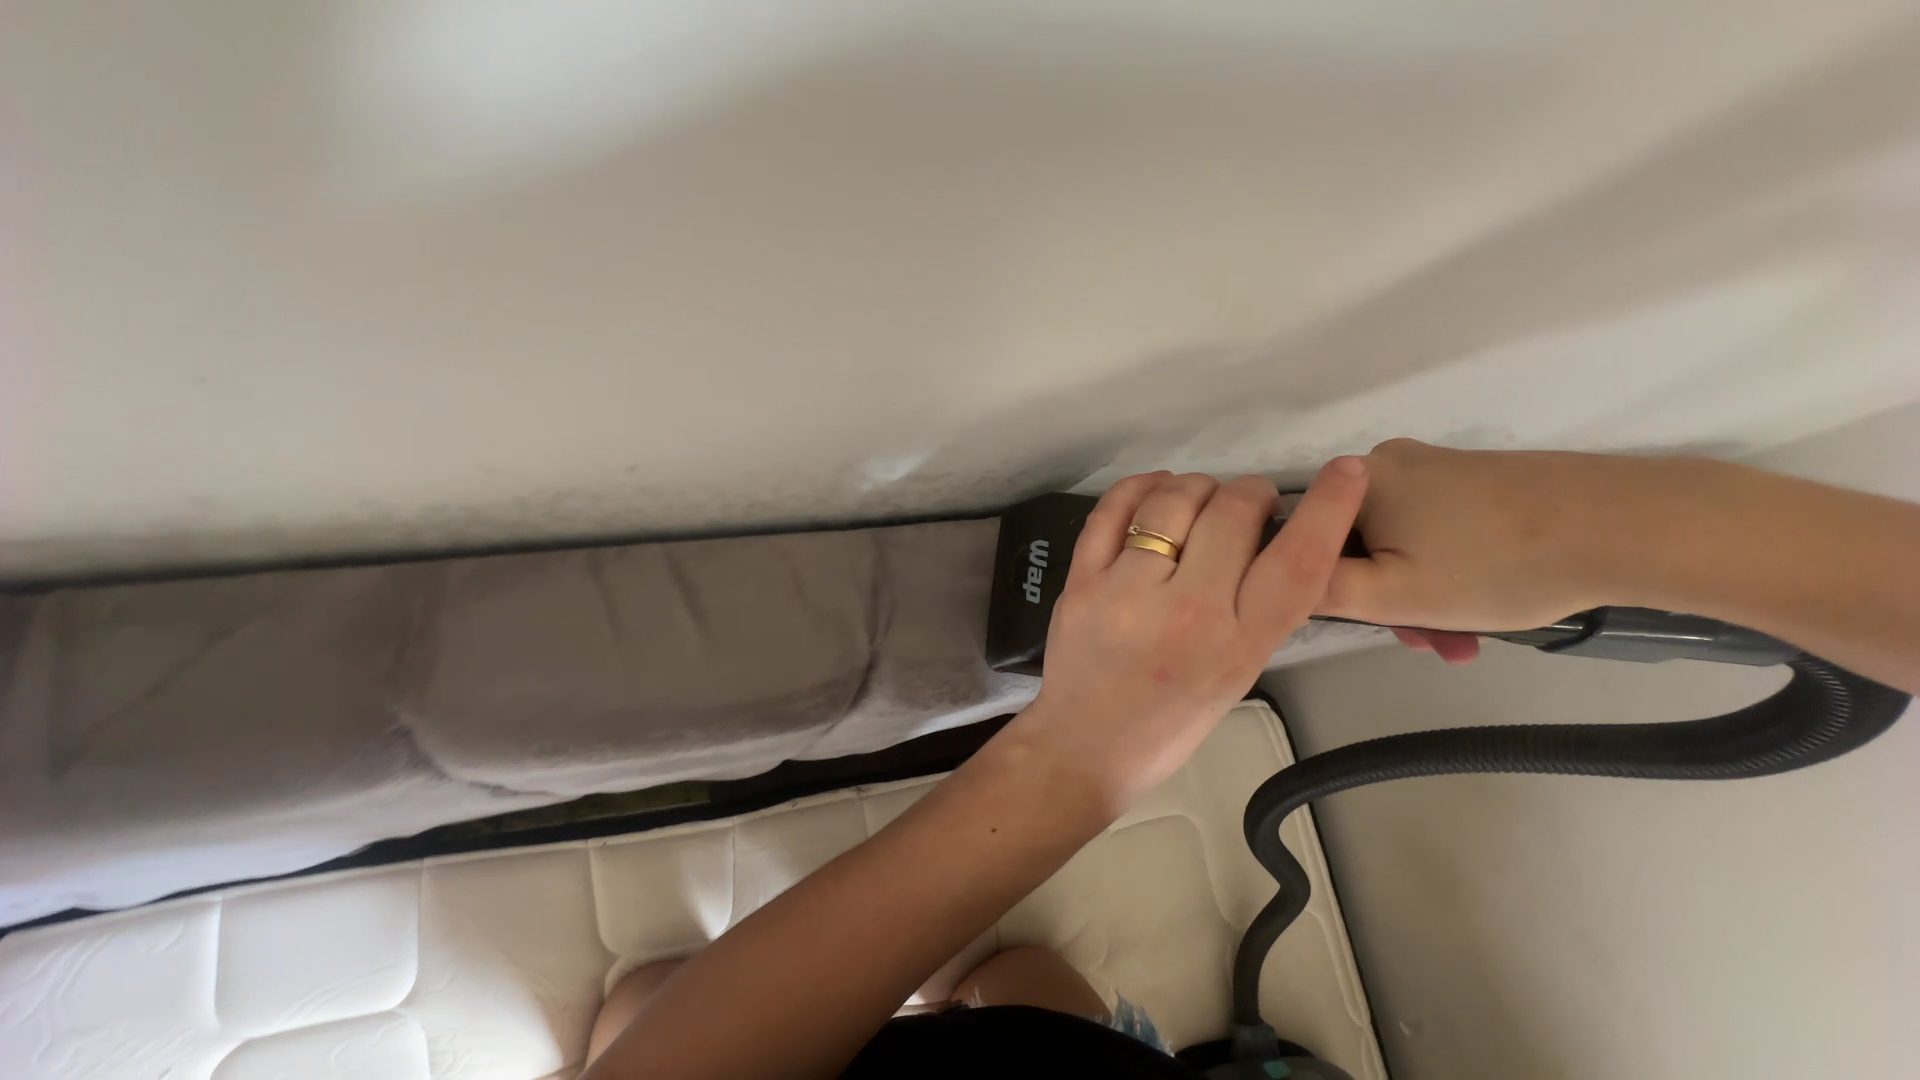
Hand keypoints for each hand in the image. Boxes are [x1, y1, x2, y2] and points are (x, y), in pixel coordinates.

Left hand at [1021, 460, 1368, 807]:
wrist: (1084, 749)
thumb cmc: (1169, 724)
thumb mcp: (1237, 675)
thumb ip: (1259, 612)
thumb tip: (1270, 540)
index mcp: (1239, 646)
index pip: (1298, 562)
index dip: (1329, 508)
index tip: (1347, 470)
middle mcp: (1188, 612)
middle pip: (1233, 511)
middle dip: (1249, 493)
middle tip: (1245, 506)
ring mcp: (1127, 592)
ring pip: (1174, 498)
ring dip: (1196, 488)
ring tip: (1199, 504)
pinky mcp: (1081, 581)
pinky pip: (1114, 508)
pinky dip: (1142, 487)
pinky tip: (1154, 494)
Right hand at [1319, 439, 1691, 659]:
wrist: (1628, 526)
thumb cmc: (1495, 565)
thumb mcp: (1391, 594)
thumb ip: (1317, 590)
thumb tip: (1280, 577)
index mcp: (1356, 482)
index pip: (1304, 538)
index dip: (1324, 587)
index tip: (1370, 626)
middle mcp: (1388, 463)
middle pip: (1355, 542)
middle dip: (1384, 599)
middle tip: (1428, 643)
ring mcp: (1436, 467)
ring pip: (1399, 542)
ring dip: (1420, 594)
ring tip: (1463, 640)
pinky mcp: (1476, 478)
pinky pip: (1436, 531)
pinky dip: (1447, 570)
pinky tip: (1484, 607)